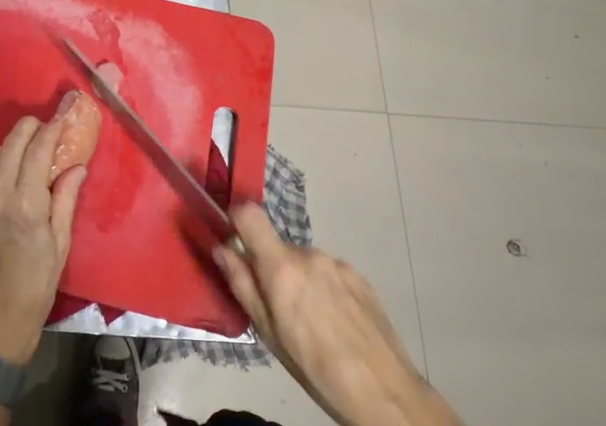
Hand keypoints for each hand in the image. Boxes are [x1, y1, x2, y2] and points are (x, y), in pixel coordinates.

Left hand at [0, 114, 86, 364]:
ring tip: (21, 156)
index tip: (61, 119)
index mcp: (28, 203)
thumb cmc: (39, 280)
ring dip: (8, 148)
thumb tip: (77, 165)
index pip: (39, 150)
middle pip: (12, 142)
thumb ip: (66, 198)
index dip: (51, 130)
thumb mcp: (61, 241)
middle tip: (44, 129)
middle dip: (30, 129)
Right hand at [214, 204, 459, 425]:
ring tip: (312, 321)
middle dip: (272, 268)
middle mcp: (310, 254)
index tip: (233, 241)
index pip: (250, 214)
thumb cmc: (314, 367)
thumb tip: (221, 249)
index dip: (236, 219)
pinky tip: (335, 322)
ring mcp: (339, 264)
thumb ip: (242, 285)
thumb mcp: (268, 333)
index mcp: (282, 267)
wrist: (384, 391)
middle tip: (278, 308)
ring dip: (300, 280)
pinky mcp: (361, 277)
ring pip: (305, 262)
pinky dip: (324, 288)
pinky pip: (329, 273)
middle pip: (278, 247)